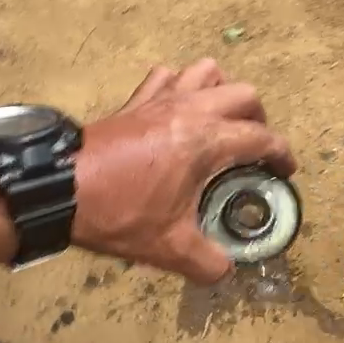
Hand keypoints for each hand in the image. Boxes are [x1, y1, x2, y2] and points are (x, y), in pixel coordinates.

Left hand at [72, 59, 295, 281]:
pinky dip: (180, 85)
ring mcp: (162, 99)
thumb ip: (208, 262)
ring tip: (219, 120)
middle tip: (252, 147)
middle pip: (244, 94)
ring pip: (207, 72)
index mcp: (208, 141)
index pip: (262, 138)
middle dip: (257, 120)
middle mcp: (192, 110)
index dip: (281, 155)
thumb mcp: (170, 248)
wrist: (58, 187)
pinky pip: (167, 76)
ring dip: (221, 92)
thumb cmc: (119, 212)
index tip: (285, 171)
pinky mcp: (136, 100)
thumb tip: (225, 270)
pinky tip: (177, 108)